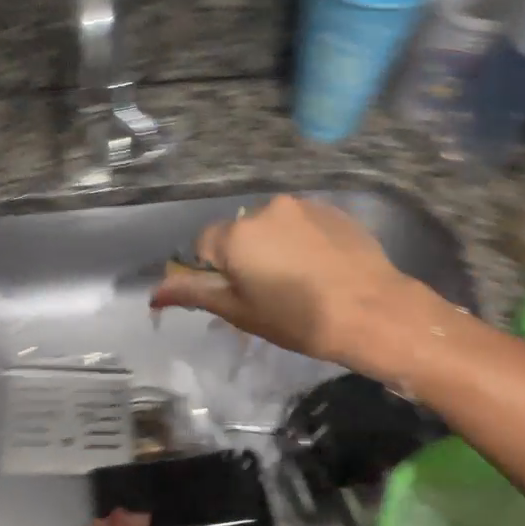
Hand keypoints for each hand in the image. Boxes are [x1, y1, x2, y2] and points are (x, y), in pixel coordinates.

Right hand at [148, 195, 429, 372]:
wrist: (370, 311)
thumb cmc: (297, 320)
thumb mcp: (240, 312)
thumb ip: (195, 294)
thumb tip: (155, 292)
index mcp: (236, 235)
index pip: (204, 245)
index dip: (216, 272)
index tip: (237, 296)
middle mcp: (265, 208)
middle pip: (240, 232)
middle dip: (246, 257)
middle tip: (269, 294)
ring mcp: (303, 205)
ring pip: (273, 227)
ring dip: (275, 248)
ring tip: (299, 282)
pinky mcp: (334, 210)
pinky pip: (303, 224)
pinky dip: (303, 243)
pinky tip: (320, 270)